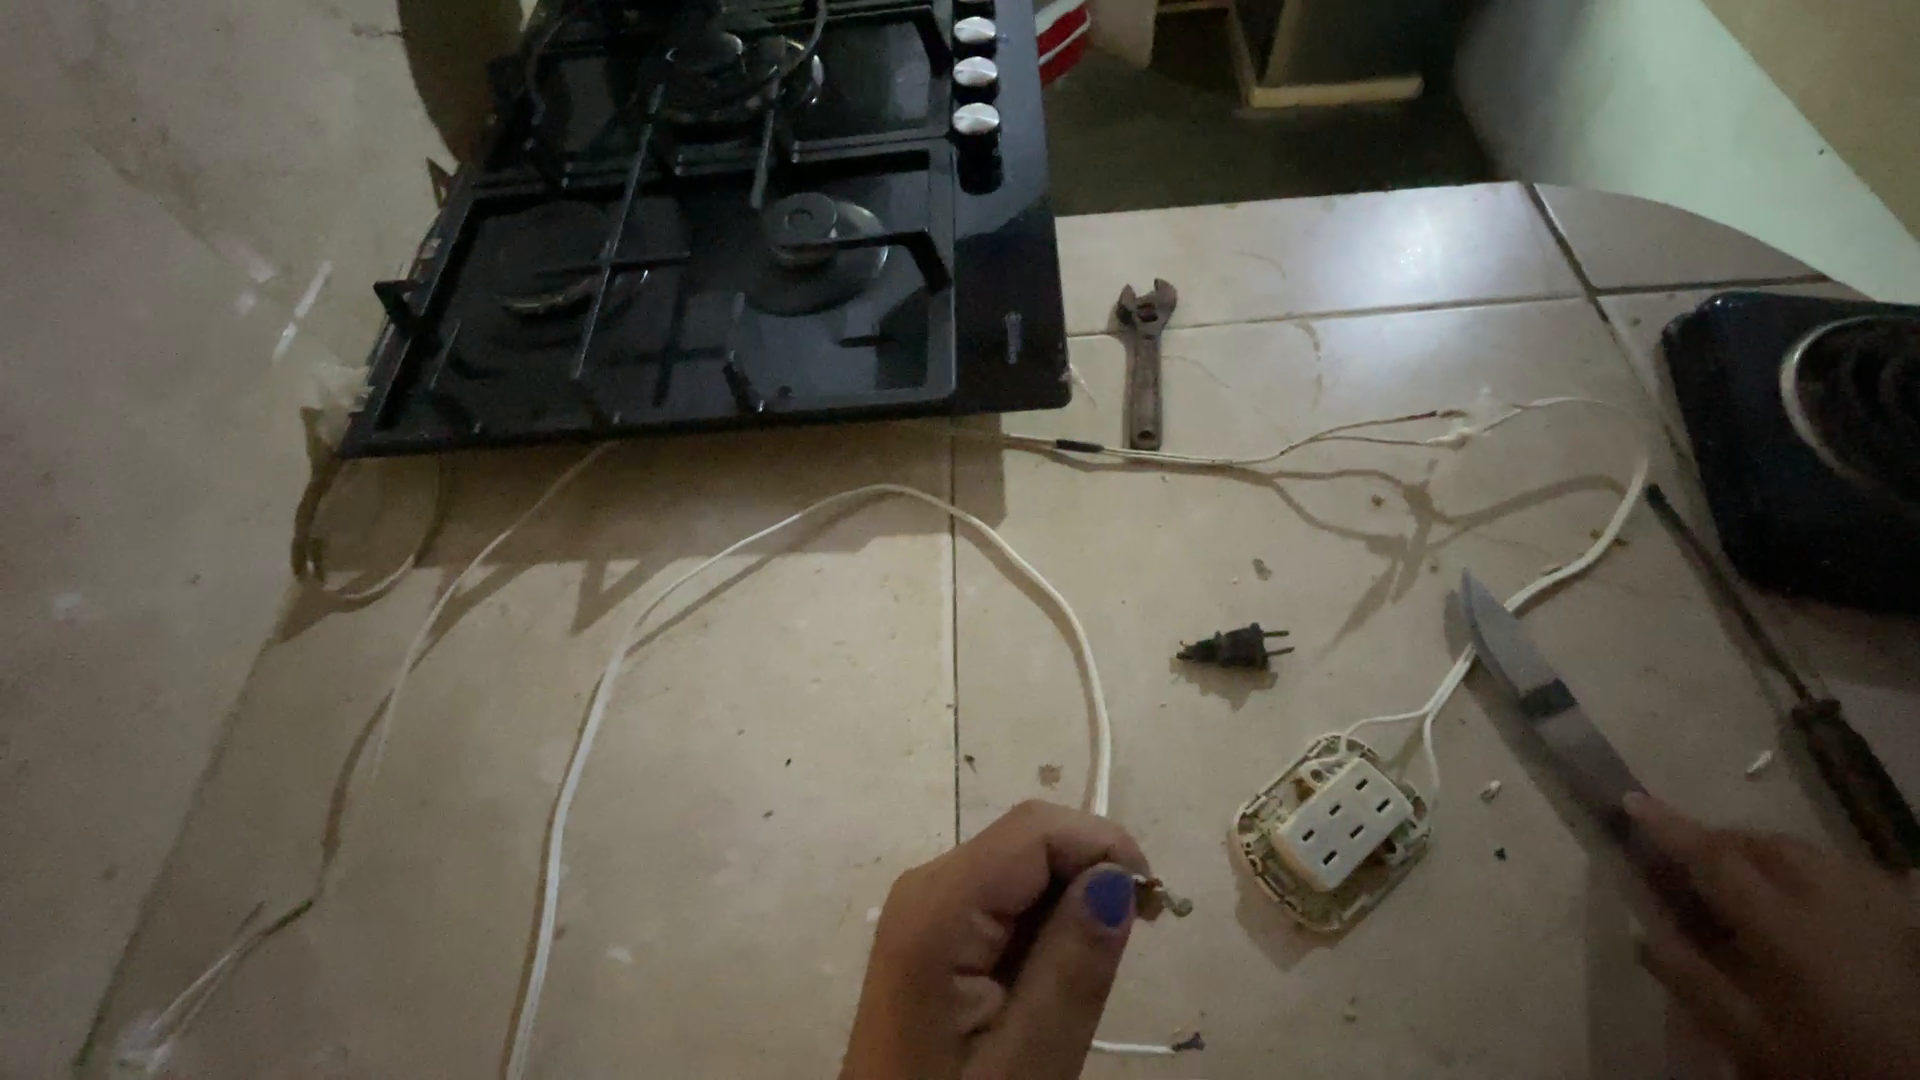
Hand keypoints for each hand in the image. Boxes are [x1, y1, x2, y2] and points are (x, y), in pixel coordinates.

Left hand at [841, 800, 1150, 1079]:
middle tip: (1136, 935)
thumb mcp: (1027, 1061)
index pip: (1035, 829)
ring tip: (1092, 967)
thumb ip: (1073, 965)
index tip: (1154, 907)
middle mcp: (927, 884)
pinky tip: (1055, 971)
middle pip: (1027, 839)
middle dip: (1090, 869)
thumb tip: (1117, 877)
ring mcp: (926, 904)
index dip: (1103, 846)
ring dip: (1072, 896)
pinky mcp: (934, 926)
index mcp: (939, 906)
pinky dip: (1045, 918)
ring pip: (1020, 864)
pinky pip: (1003, 896)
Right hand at [1626, 794, 1919, 1079]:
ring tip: (1741, 875)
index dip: (1668, 827)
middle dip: (1716, 841)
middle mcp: (1835, 905)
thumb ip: (1690, 979)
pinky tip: (1806, 891)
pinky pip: (1854, 874)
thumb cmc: (1828, 1060)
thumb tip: (1641, 933)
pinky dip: (1814, 870)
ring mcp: (1881, 912)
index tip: (1630, 801)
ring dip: (1762, 852)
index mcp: (1787, 930)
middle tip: (1685, 862)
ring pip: (1808, 853)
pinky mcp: (1909, 925)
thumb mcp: (1749, 1035)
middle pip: (1764, 846)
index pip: (1716, 859)